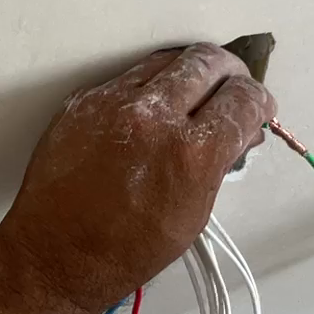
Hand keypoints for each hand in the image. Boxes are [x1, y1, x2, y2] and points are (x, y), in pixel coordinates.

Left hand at [0, 42, 275, 313]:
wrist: (55, 254)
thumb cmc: (128, 249)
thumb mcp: (193, 214)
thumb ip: (219, 163)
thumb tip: (240, 130)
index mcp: (192, 154)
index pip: (242, 99)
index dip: (258, 101)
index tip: (257, 107)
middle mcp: (154, 117)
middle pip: (208, 61)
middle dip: (229, 73)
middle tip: (231, 89)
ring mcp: (113, 103)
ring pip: (167, 60)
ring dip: (190, 72)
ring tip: (193, 93)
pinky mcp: (83, 100)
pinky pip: (128, 76)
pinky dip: (149, 87)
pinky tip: (151, 108)